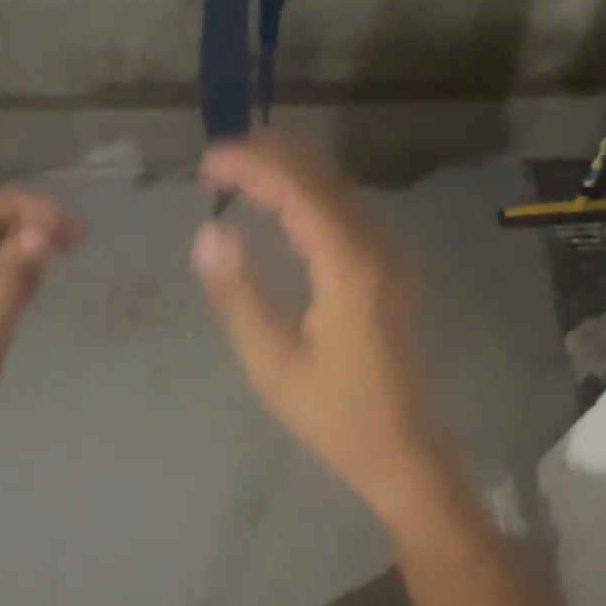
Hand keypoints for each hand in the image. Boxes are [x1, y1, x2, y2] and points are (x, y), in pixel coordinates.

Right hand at [193, 136, 439, 507]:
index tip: (205, 164)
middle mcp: (377, 249)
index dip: (250, 165)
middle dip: (269, 157)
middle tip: (216, 161)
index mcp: (348, 268)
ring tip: (239, 174)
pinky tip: (283, 206)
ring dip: (290, 172)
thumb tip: (209, 232)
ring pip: (339, 189)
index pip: (298, 189)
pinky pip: (349, 211)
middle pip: (323, 176)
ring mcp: (391, 257)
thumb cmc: (333, 414)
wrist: (401, 449)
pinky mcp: (392, 271)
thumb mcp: (272, 362)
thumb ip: (238, 294)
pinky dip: (310, 195)